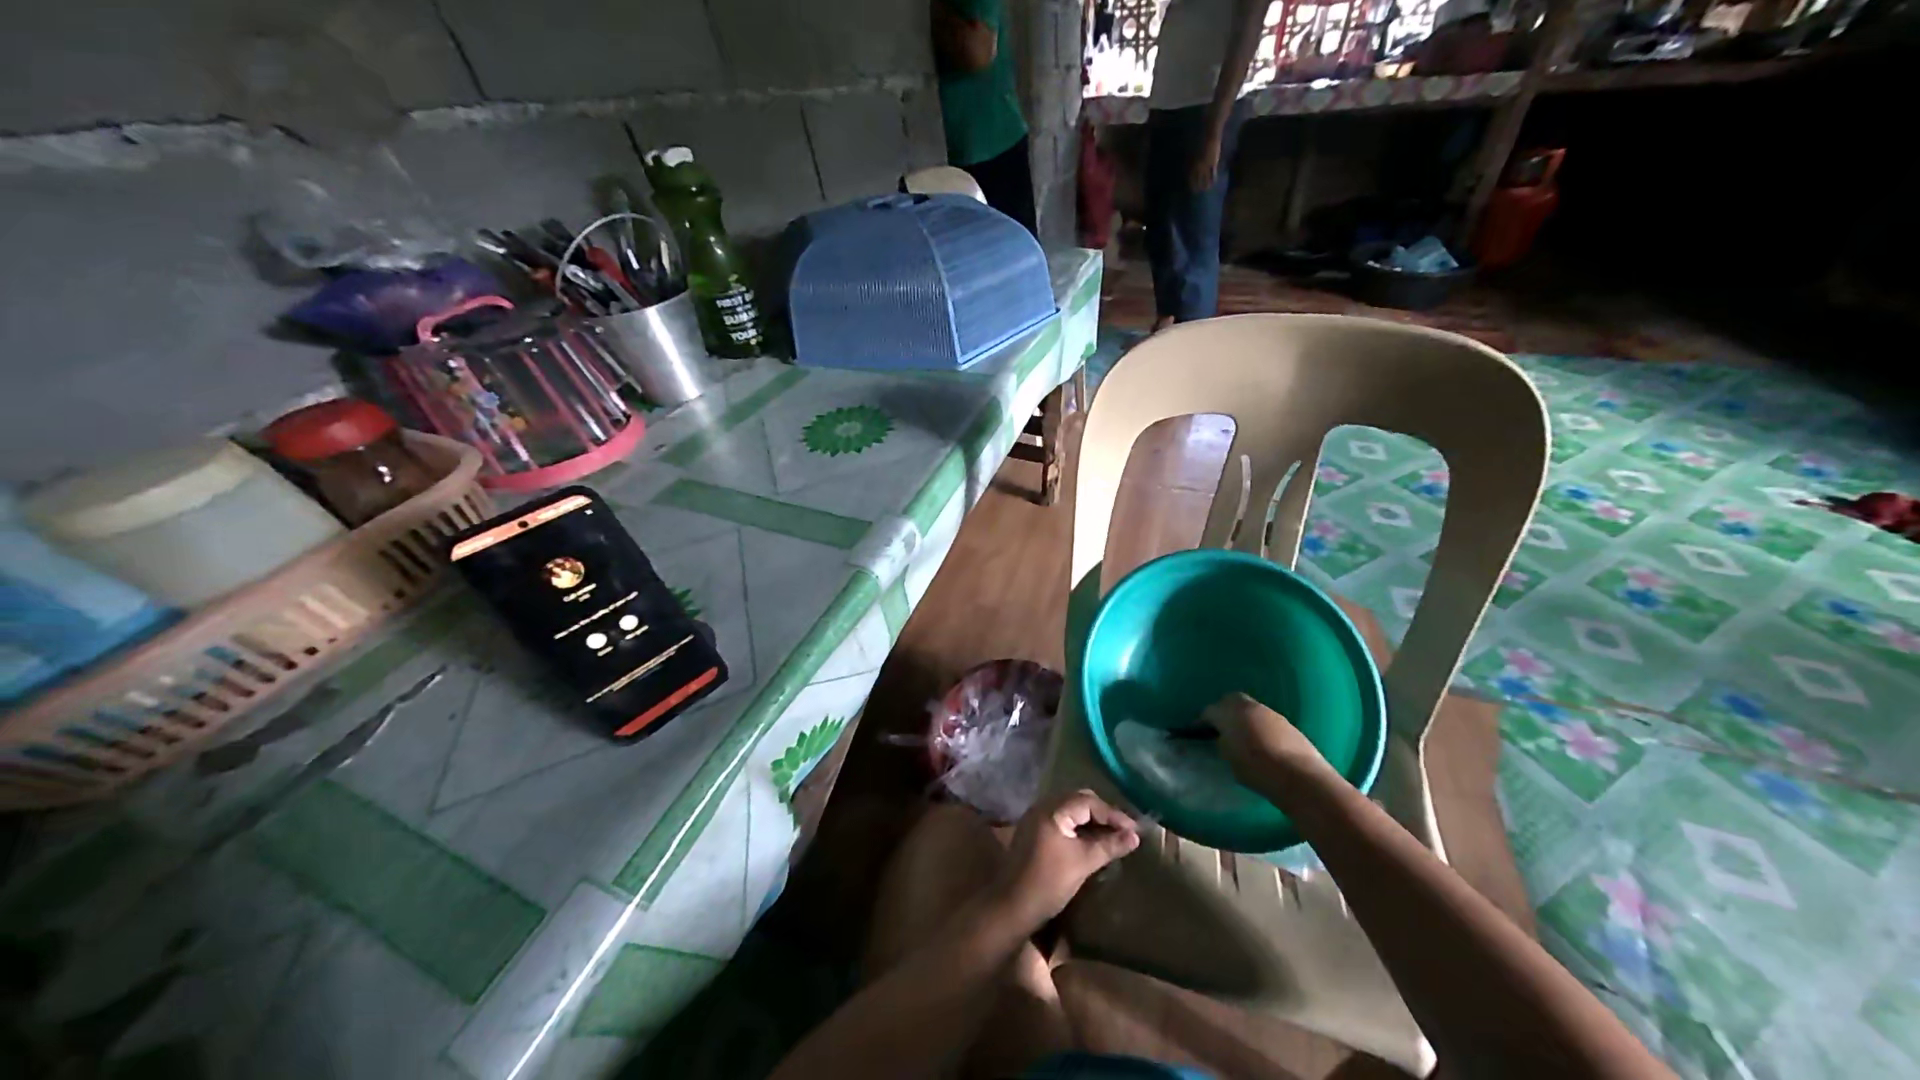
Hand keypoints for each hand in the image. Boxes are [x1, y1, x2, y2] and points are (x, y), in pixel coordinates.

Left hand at [992, 790, 1139, 930]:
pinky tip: (1093, 840)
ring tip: (1113, 835)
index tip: (1134, 830)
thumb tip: (1135, 836)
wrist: (1013, 906)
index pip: (1088, 802)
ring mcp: (1036, 818)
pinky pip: (1062, 820)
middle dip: (1103, 814)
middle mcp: (1042, 807)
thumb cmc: (1049, 882)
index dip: (1113, 814)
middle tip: (1125, 830)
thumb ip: (1109, 846)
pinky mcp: (1035, 831)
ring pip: (1071, 810)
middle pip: (1079, 801)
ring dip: (1092, 820)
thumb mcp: (1083, 862)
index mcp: (1052, 810)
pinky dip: (1080, 827)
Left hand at [1188, 135, 1223, 191]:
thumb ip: (1190, 160)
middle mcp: (1197, 166)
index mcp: (1191, 163)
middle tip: (1197, 193)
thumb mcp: (1192, 152)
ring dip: (1205, 185)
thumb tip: (1188, 168)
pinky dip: (1212, 180)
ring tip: (1206, 190)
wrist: (1210, 134)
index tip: (1191, 189)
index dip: (1191, 184)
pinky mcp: (1213, 163)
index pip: (1190, 177)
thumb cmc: (1200, 141)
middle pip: (1196, 180)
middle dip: (1197, 187)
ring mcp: (1206, 165)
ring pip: (1205, 179)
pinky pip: (1213, 174)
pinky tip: (1213, 183)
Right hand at [1204, 693, 1328, 786]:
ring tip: (1241, 740)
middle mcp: (1250, 706)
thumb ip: (1222, 742)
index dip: (1201, 723)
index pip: (1208, 712)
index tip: (1196, 734)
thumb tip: (1223, 738)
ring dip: (1243, 720)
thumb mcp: (1228, 757)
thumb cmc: (1256, 768)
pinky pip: (1265, 721)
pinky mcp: (1288, 725)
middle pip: (1230, 702)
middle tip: (1219, 731)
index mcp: (1229, 711)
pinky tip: (1260, 745)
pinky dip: (1258, 728)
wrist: (1300, 777)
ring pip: (1250, 710)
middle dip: (1222, 713)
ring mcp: (1271, 713)